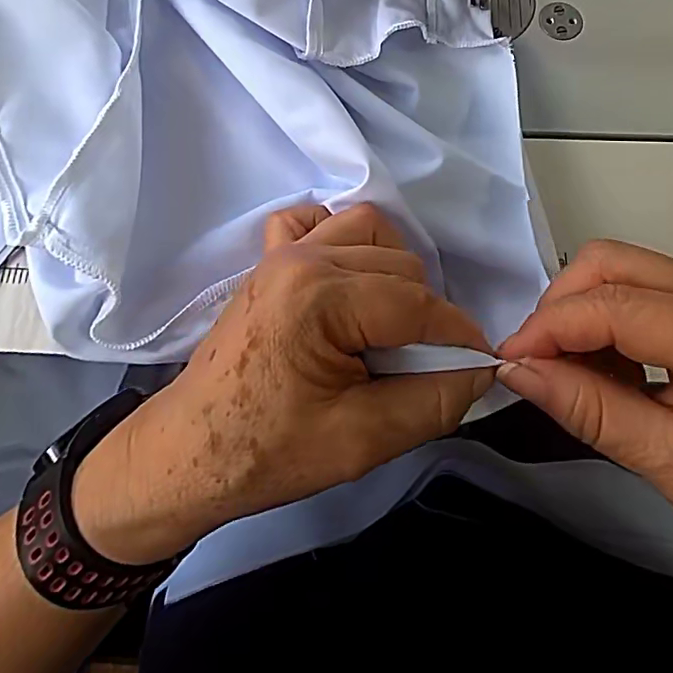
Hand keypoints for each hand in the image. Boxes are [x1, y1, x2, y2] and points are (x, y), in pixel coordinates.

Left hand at [71, 203, 497, 564]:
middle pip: (399, 264)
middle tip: (420, 366)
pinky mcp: (267, 262)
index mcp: (320, 295)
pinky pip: (314, 224)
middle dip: (425, 315)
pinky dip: (342, 241)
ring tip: (387, 329)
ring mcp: (279, 254)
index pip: (418, 302)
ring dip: (392, 274)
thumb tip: (479, 368)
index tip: (476, 370)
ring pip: (367, 232)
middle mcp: (301, 257)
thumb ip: (437, 398)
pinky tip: (347, 281)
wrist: (193, 448)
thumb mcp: (366, 438)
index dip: (459, 338)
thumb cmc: (269, 448)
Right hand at [495, 240, 672, 597]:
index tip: (509, 360)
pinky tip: (606, 360)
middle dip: (559, 308)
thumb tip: (516, 371)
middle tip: (540, 361)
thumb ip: (593, 413)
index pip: (619, 308)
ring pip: (615, 265)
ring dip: (576, 309)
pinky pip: (632, 281)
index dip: (551, 327)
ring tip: (575, 366)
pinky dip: (599, 314)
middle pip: (611, 264)